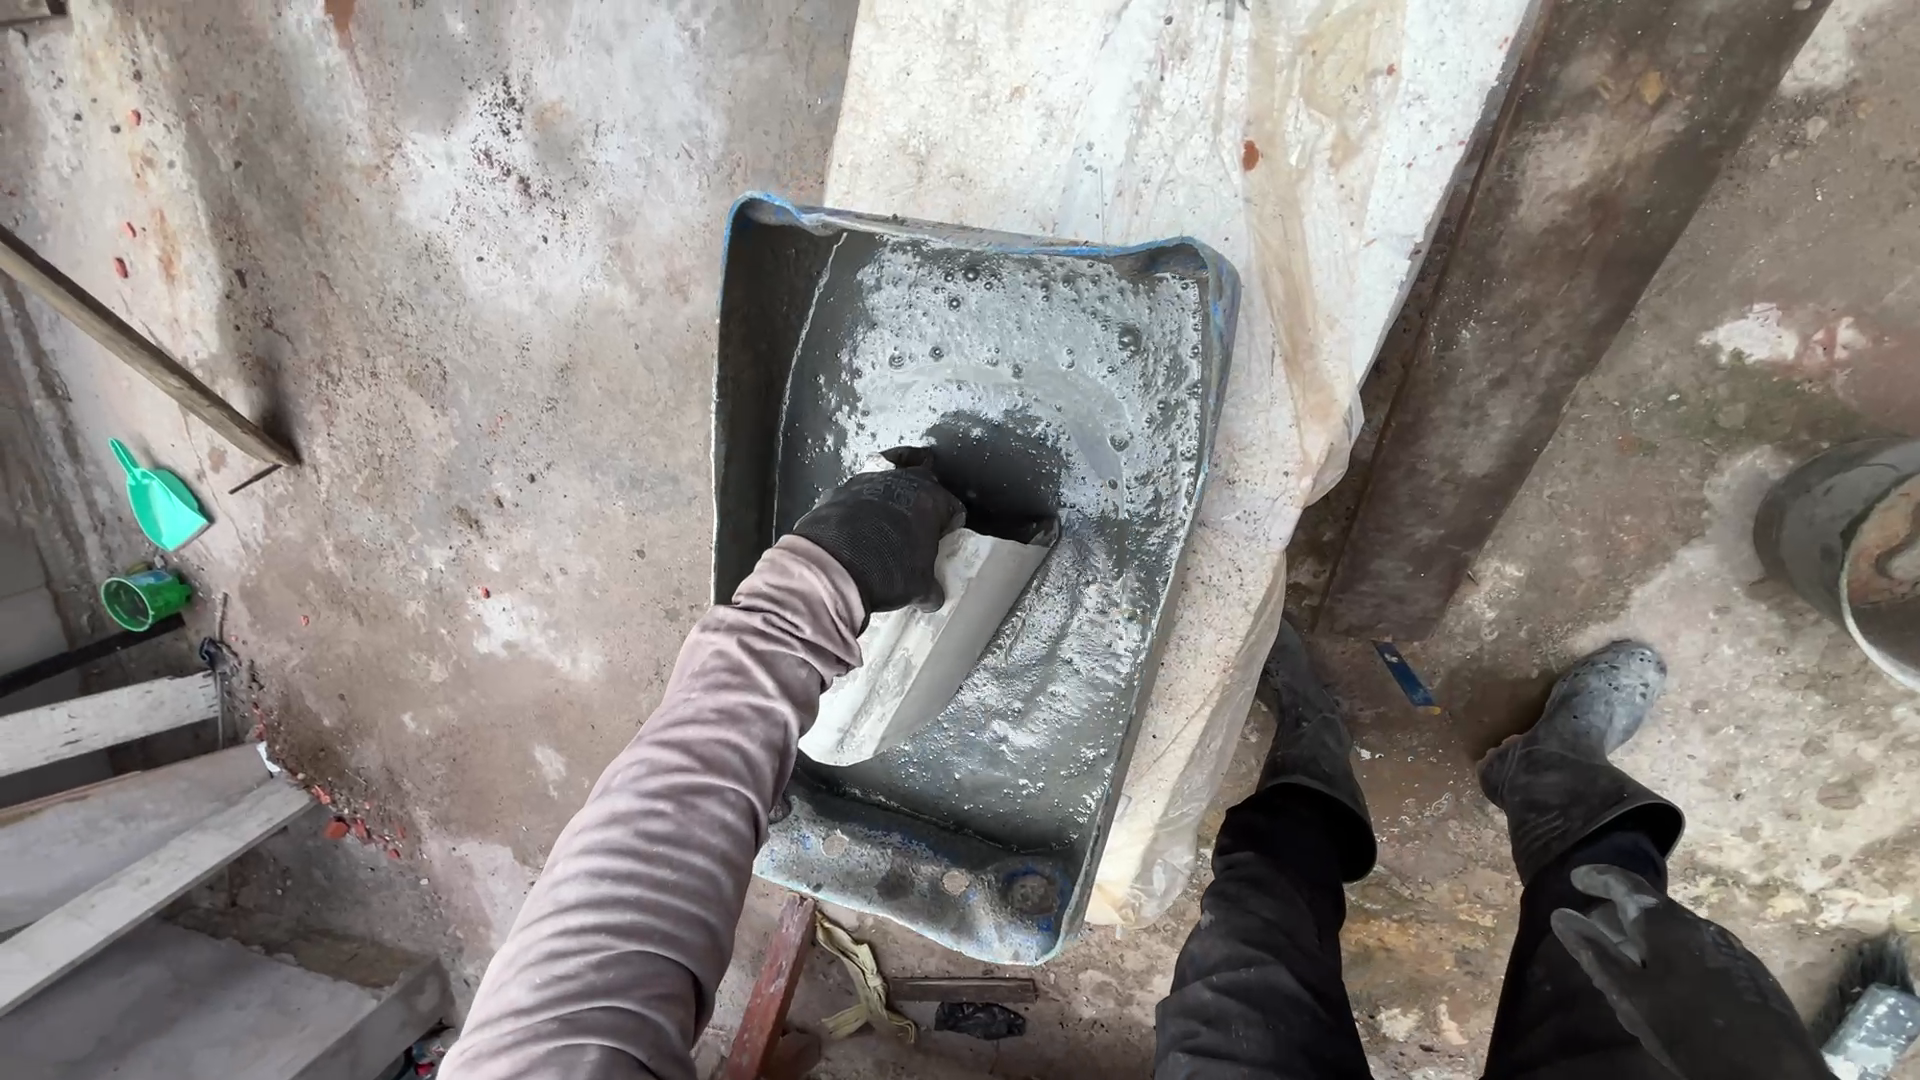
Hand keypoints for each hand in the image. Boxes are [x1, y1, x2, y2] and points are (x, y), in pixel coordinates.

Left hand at [791, 447, 965, 613]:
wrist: (831, 566)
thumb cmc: (888, 570)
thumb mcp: (919, 587)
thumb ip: (930, 588)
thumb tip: (932, 597)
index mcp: (931, 500)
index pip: (953, 508)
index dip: (951, 523)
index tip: (945, 538)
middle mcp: (902, 481)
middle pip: (923, 474)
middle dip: (926, 491)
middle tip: (923, 514)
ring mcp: (866, 482)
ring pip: (887, 472)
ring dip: (891, 489)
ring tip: (890, 510)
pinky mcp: (836, 491)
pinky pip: (855, 492)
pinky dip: (858, 503)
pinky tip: (854, 521)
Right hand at [1550, 865, 1830, 1079]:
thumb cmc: (1690, 1031)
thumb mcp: (1629, 995)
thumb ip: (1593, 951)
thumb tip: (1560, 914)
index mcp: (1668, 924)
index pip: (1626, 884)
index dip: (1597, 878)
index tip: (1575, 879)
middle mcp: (1702, 928)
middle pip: (1652, 908)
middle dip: (1619, 914)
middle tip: (1593, 926)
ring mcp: (1734, 954)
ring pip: (1677, 932)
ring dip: (1647, 936)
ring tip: (1627, 956)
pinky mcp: (1754, 980)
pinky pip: (1701, 952)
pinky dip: (1674, 954)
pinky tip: (1669, 981)